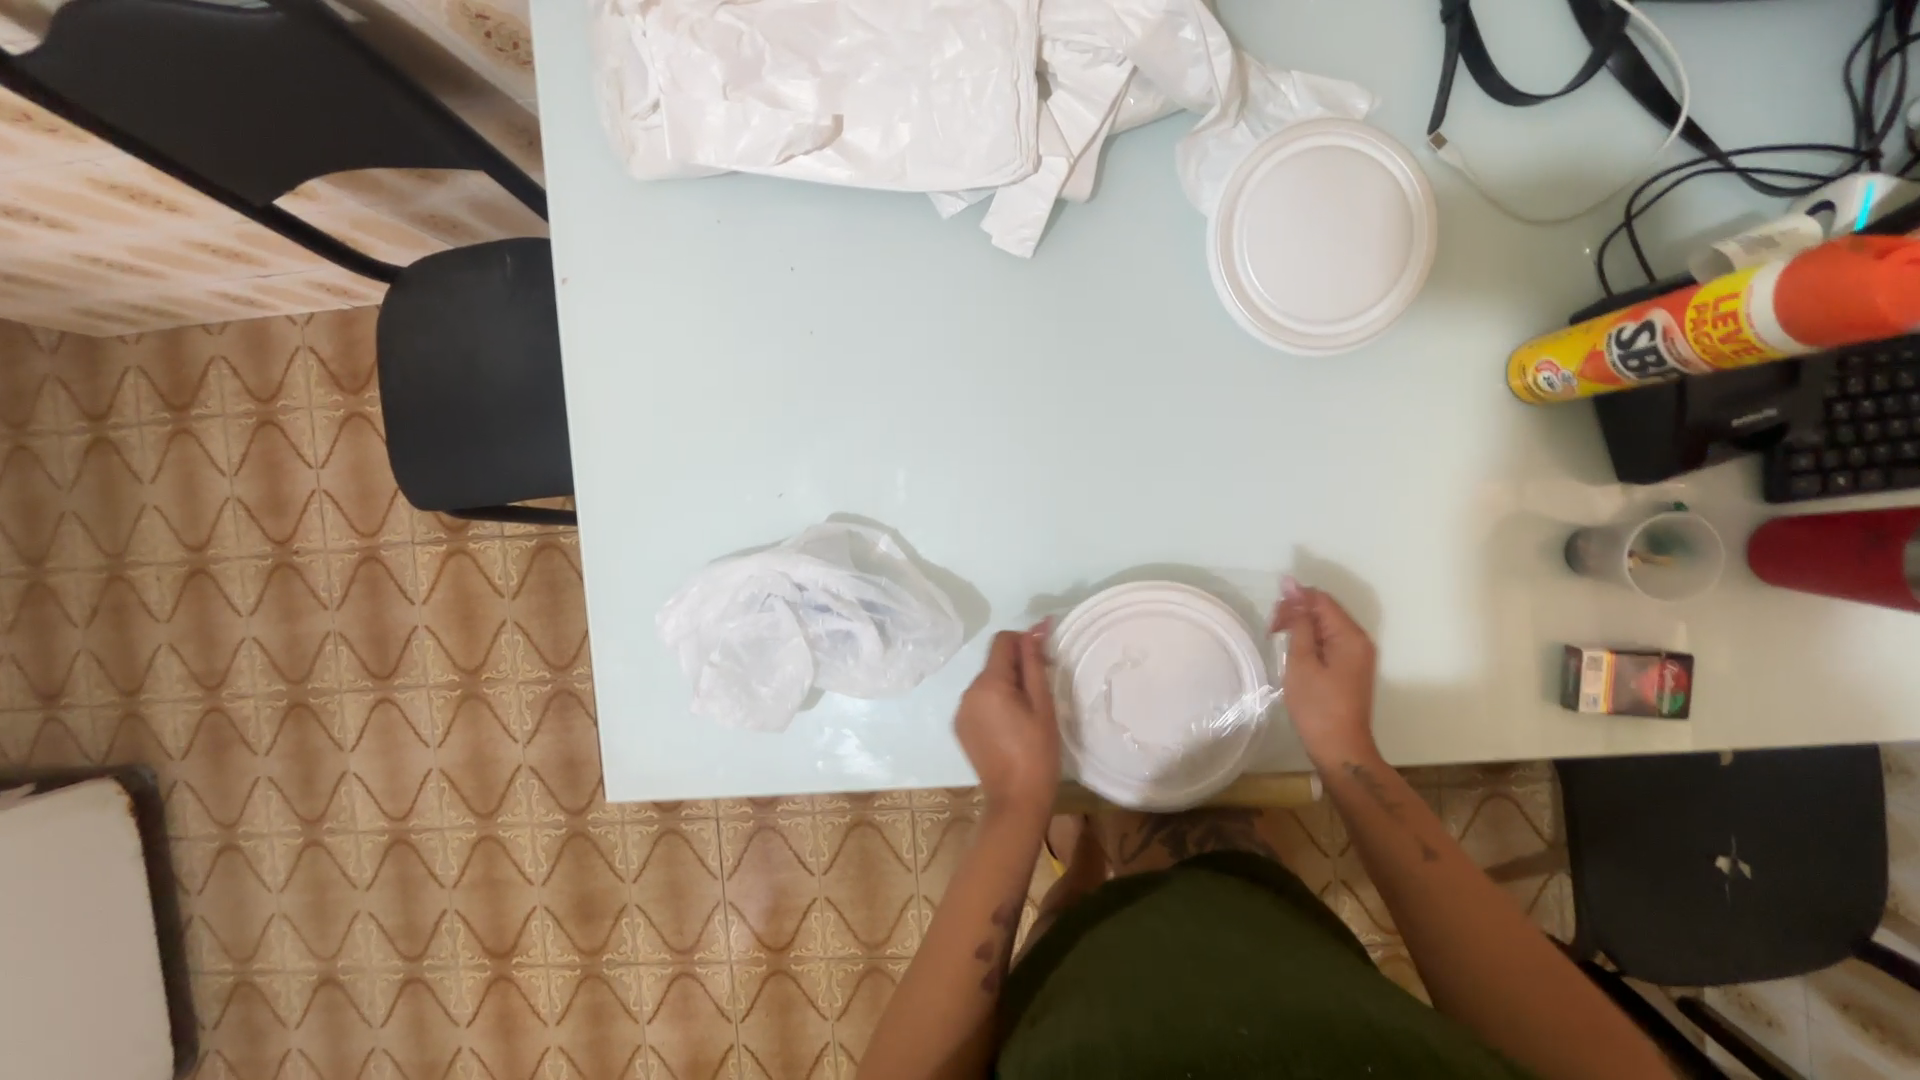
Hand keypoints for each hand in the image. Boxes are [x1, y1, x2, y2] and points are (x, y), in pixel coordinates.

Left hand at [956, 625, 1059, 818]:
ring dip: (1006, 686)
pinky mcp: (960, 727)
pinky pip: (979, 701)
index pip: (1003, 640)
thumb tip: (1037, 626)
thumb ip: (1035, 662)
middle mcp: (967, 692)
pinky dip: (995, 703)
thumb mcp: (1042, 703)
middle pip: (994, 662)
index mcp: (988, 683)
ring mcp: (960, 711)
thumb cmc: (1037, 751)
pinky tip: (1011, 726)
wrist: (1016, 799)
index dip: (1025, 642)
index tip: (1046, 661)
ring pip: (987, 681)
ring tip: (1028, 713)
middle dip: (1017, 667)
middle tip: (1042, 692)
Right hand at [1270, 578, 1379, 767]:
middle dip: (1296, 613)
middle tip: (1272, 633)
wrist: (1339, 748)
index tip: (1271, 620)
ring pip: (1325, 626)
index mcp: (1350, 635)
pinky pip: (1329, 641)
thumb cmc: (1317, 706)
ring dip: (1301, 627)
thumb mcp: (1302, 661)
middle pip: (1325, 610)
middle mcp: (1359, 640)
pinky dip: (1310, 641)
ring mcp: (1357, 654)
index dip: (1294, 600)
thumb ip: (1299, 622)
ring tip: (1280, 642)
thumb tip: (1292, 586)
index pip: (1321, 600)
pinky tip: (1295, 652)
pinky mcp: (1351, 667)